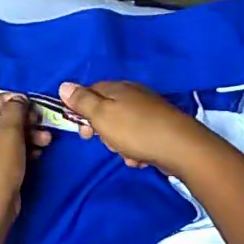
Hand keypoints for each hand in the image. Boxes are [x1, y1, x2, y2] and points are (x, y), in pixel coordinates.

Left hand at [0, 94, 51, 220]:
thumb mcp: (9, 132)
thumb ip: (16, 110)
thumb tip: (18, 99)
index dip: (9, 100)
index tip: (28, 105)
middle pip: (0, 118)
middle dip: (24, 119)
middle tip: (41, 122)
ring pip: (7, 135)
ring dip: (28, 135)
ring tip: (46, 141)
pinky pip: (9, 150)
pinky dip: (23, 149)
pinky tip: (39, 153)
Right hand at [58, 80, 221, 173]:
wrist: (179, 147)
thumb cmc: (135, 130)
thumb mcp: (101, 115)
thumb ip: (82, 101)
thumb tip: (64, 85)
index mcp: (117, 88)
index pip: (89, 92)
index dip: (80, 110)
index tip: (81, 128)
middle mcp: (133, 95)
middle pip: (105, 111)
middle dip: (102, 130)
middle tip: (105, 142)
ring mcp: (147, 111)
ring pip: (121, 128)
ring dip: (119, 144)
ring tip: (126, 152)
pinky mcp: (158, 128)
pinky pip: (137, 138)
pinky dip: (135, 149)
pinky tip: (139, 157)